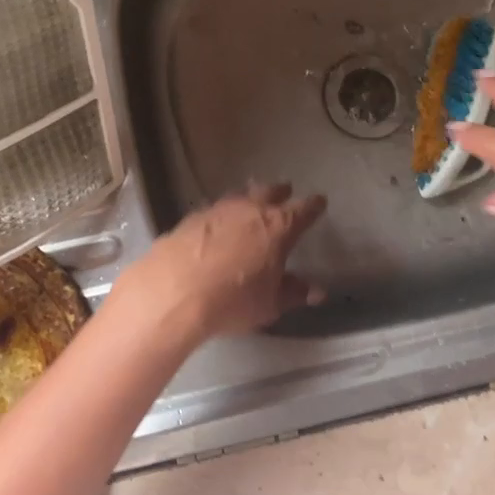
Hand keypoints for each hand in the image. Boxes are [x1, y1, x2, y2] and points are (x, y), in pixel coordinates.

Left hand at [109, 184, 326, 343]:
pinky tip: (217, 226)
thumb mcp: (269, 304)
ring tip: (251, 202)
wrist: (174, 292)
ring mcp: (216, 211)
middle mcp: (248, 210)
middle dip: (279, 192)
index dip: (313, 206)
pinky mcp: (190, 219)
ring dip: (247, 199)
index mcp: (277, 227)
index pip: (302, 210)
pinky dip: (221, 217)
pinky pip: (213, 212)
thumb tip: (316, 291)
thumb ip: (293, 293)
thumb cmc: (233, 300)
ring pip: (238, 198)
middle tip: (285, 190)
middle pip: (268, 193)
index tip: (320, 202)